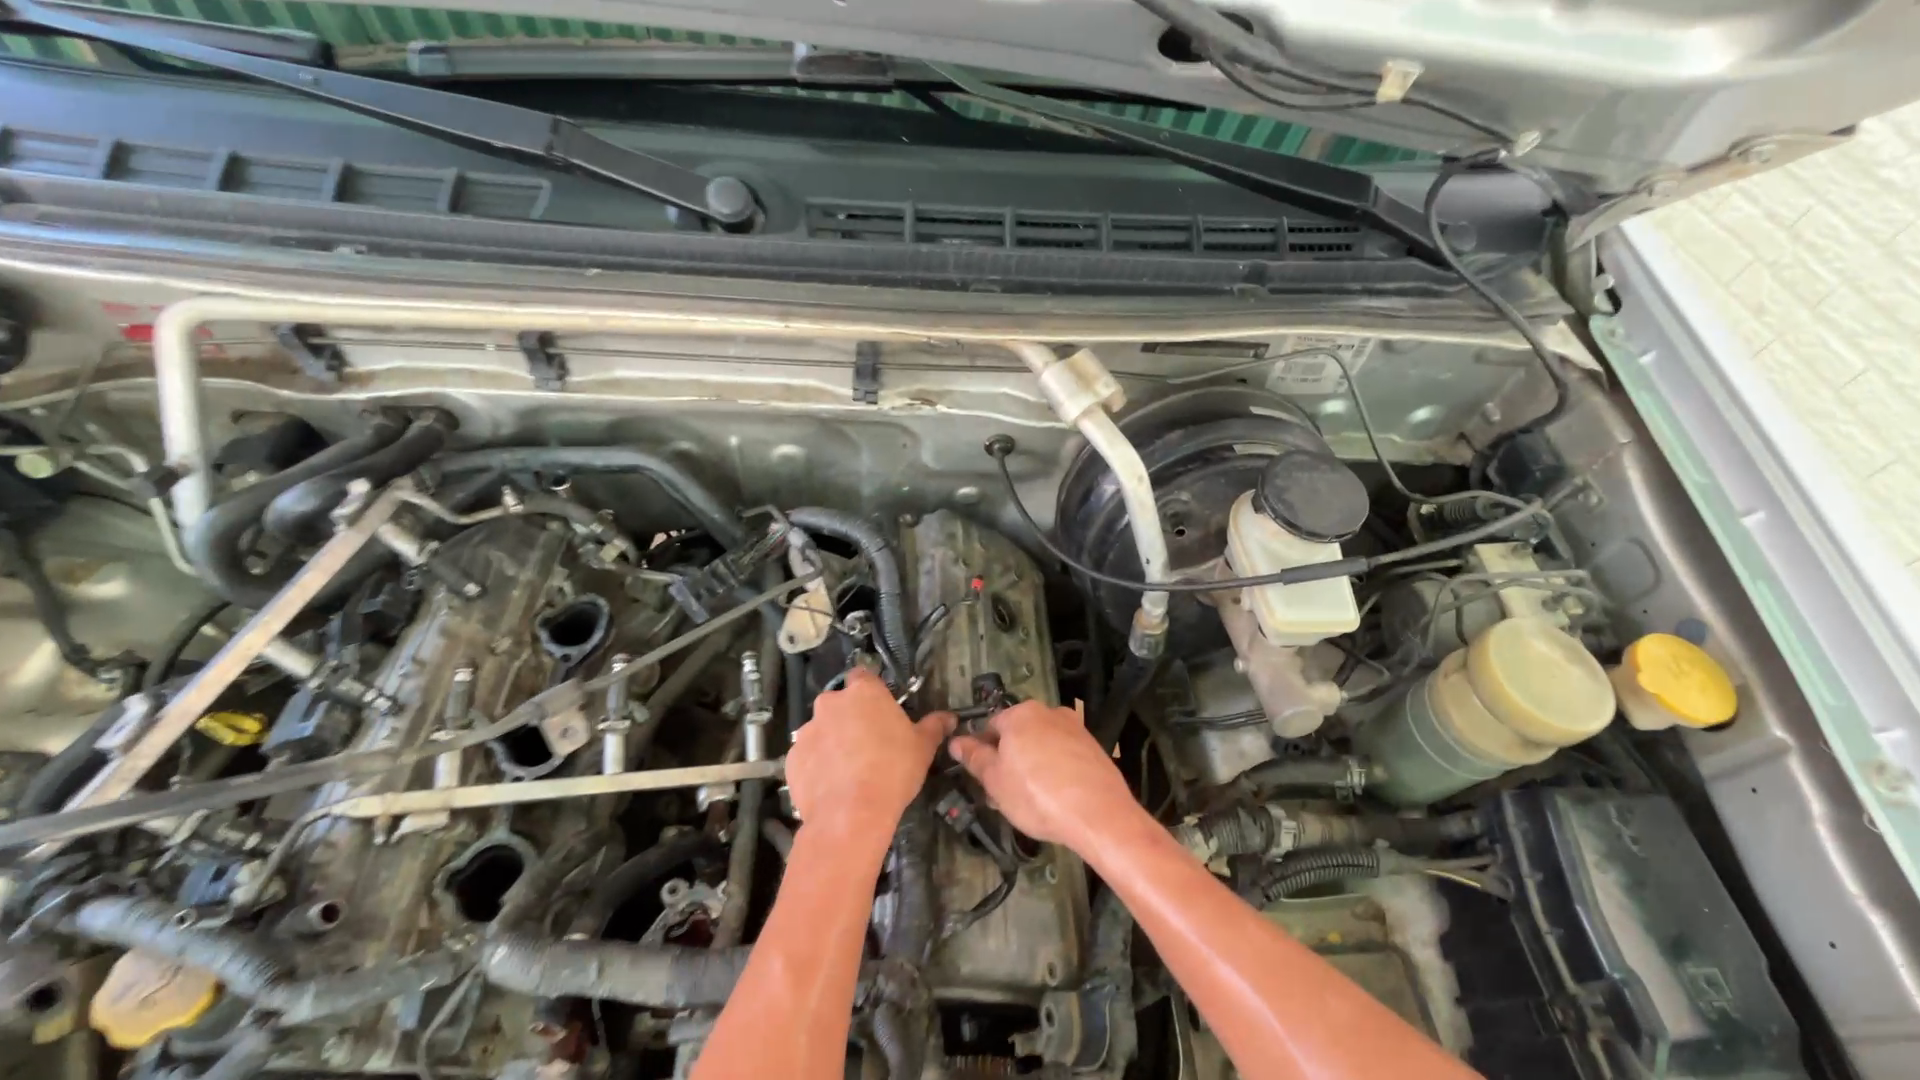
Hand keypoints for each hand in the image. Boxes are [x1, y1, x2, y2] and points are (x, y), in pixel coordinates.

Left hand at [789, 669, 952, 835]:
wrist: (851, 813)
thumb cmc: (893, 771)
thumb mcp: (922, 748)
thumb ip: (934, 727)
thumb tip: (949, 717)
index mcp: (863, 692)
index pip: (863, 676)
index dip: (871, 692)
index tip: (880, 711)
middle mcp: (831, 703)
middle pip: (840, 703)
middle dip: (851, 718)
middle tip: (868, 743)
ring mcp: (808, 730)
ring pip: (822, 730)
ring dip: (833, 742)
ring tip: (849, 770)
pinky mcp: (792, 758)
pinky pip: (808, 756)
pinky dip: (817, 765)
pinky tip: (832, 785)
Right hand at [948, 701, 1137, 846]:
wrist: (1098, 814)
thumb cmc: (1036, 794)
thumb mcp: (994, 780)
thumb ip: (974, 757)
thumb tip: (956, 741)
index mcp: (1021, 714)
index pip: (990, 726)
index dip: (981, 753)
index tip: (982, 779)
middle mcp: (1049, 712)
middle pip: (1018, 736)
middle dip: (1007, 761)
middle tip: (1002, 795)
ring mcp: (1075, 729)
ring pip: (1041, 747)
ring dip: (1030, 767)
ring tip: (1028, 802)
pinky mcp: (1093, 748)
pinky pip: (1063, 757)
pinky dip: (1054, 772)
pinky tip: (1053, 798)